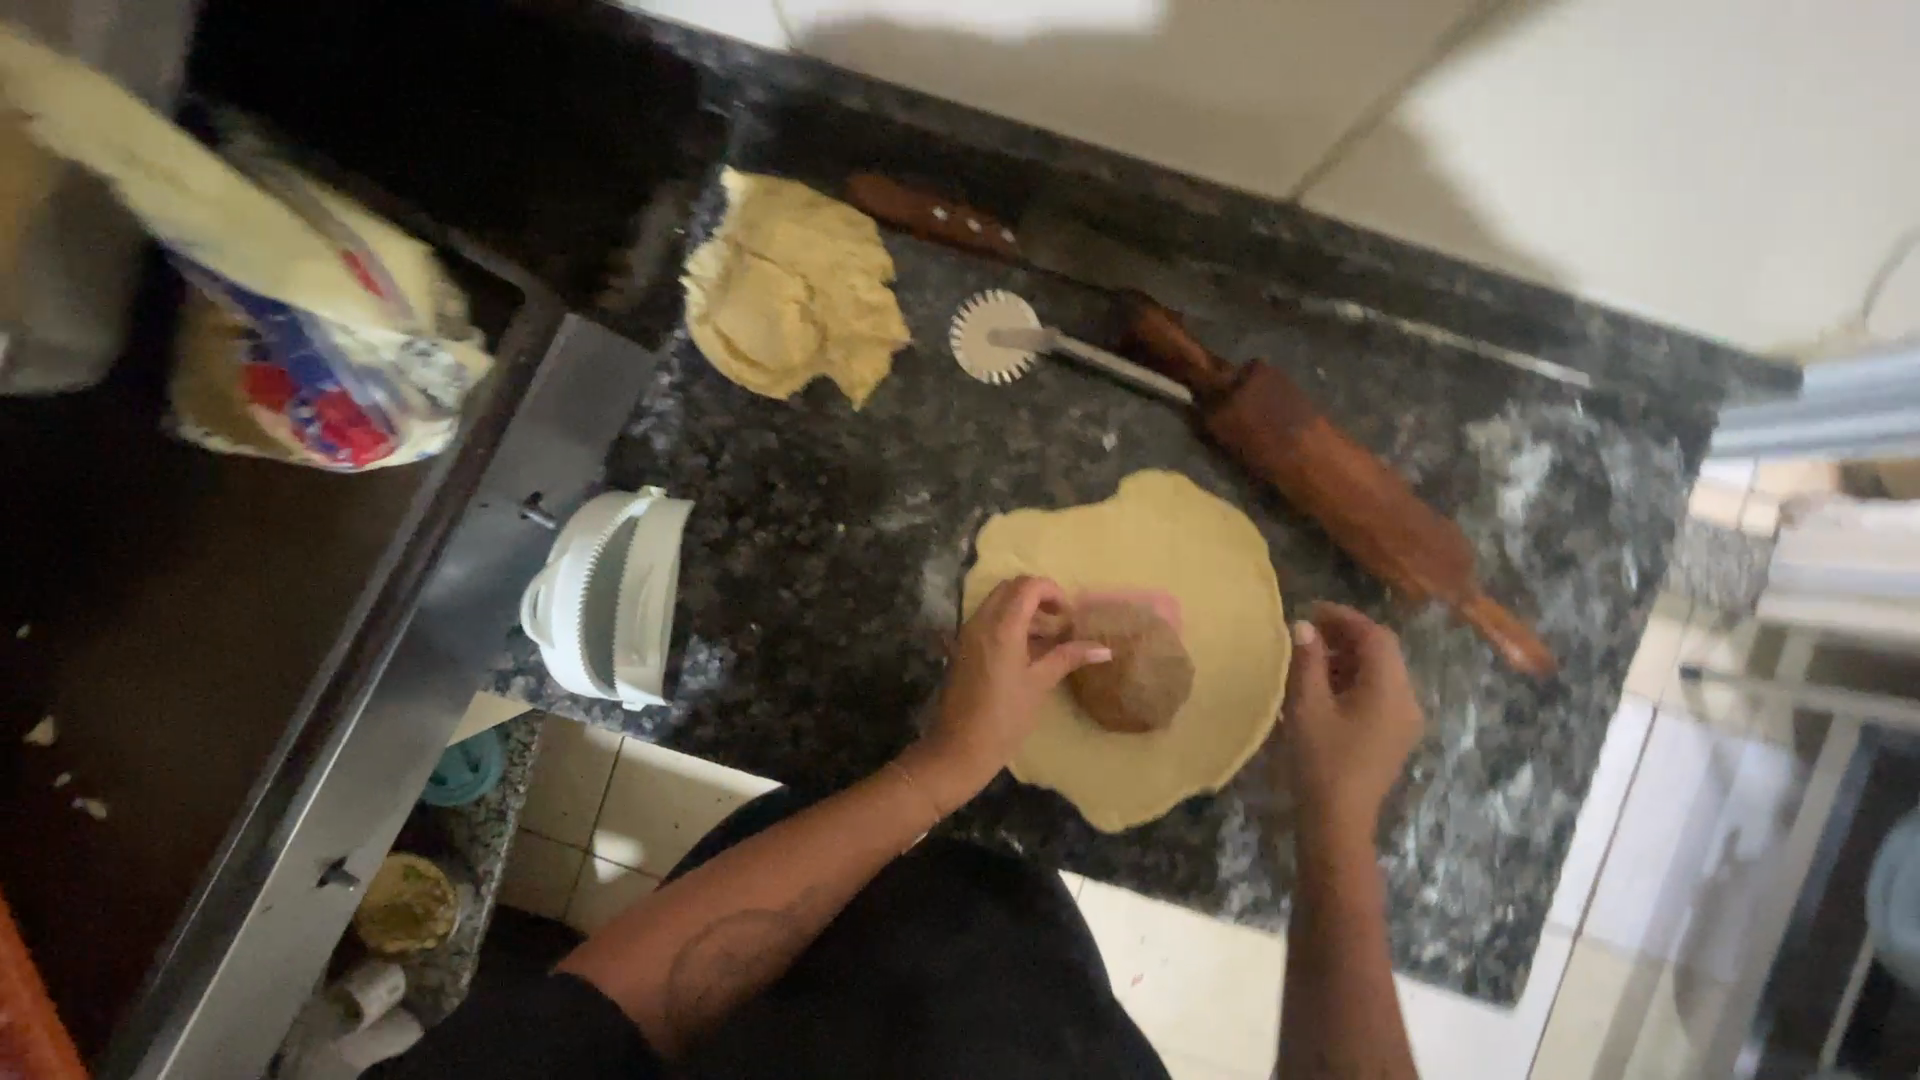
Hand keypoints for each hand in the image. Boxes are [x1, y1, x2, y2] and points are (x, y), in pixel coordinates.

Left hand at [904, 576, 1112, 809]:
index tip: (1069, 615)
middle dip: (1037, 597)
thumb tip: (1103, 648)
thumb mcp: (1039, 684)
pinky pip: (987, 621)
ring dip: (1023, 611)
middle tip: (1059, 622)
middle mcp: (980, 621)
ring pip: (997, 603)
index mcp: (1001, 626)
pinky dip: (1008, 624)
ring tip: (1048, 639)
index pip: (1028, 586)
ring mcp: (967, 634)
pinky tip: (1026, 651)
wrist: (959, 747)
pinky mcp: (962, 648)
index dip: (1052, 592)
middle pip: (1010, 588)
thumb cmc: (1004, 718)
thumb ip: (1068, 658)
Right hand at [1279, 602, 1423, 842]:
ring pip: (1382, 673)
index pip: (1376, 637)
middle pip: (1384, 653)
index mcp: (1391, 690)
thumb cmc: (1321, 759)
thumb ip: (1307, 661)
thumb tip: (1304, 626)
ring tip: (1311, 656)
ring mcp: (1405, 721)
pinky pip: (1380, 693)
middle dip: (1347, 635)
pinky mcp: (1395, 736)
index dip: (1344, 617)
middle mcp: (1408, 700)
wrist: (1338, 819)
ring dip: (1350, 657)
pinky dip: (1355, 679)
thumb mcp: (1306, 705)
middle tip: (1308, 630)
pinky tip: (1324, 685)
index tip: (1310, 610)